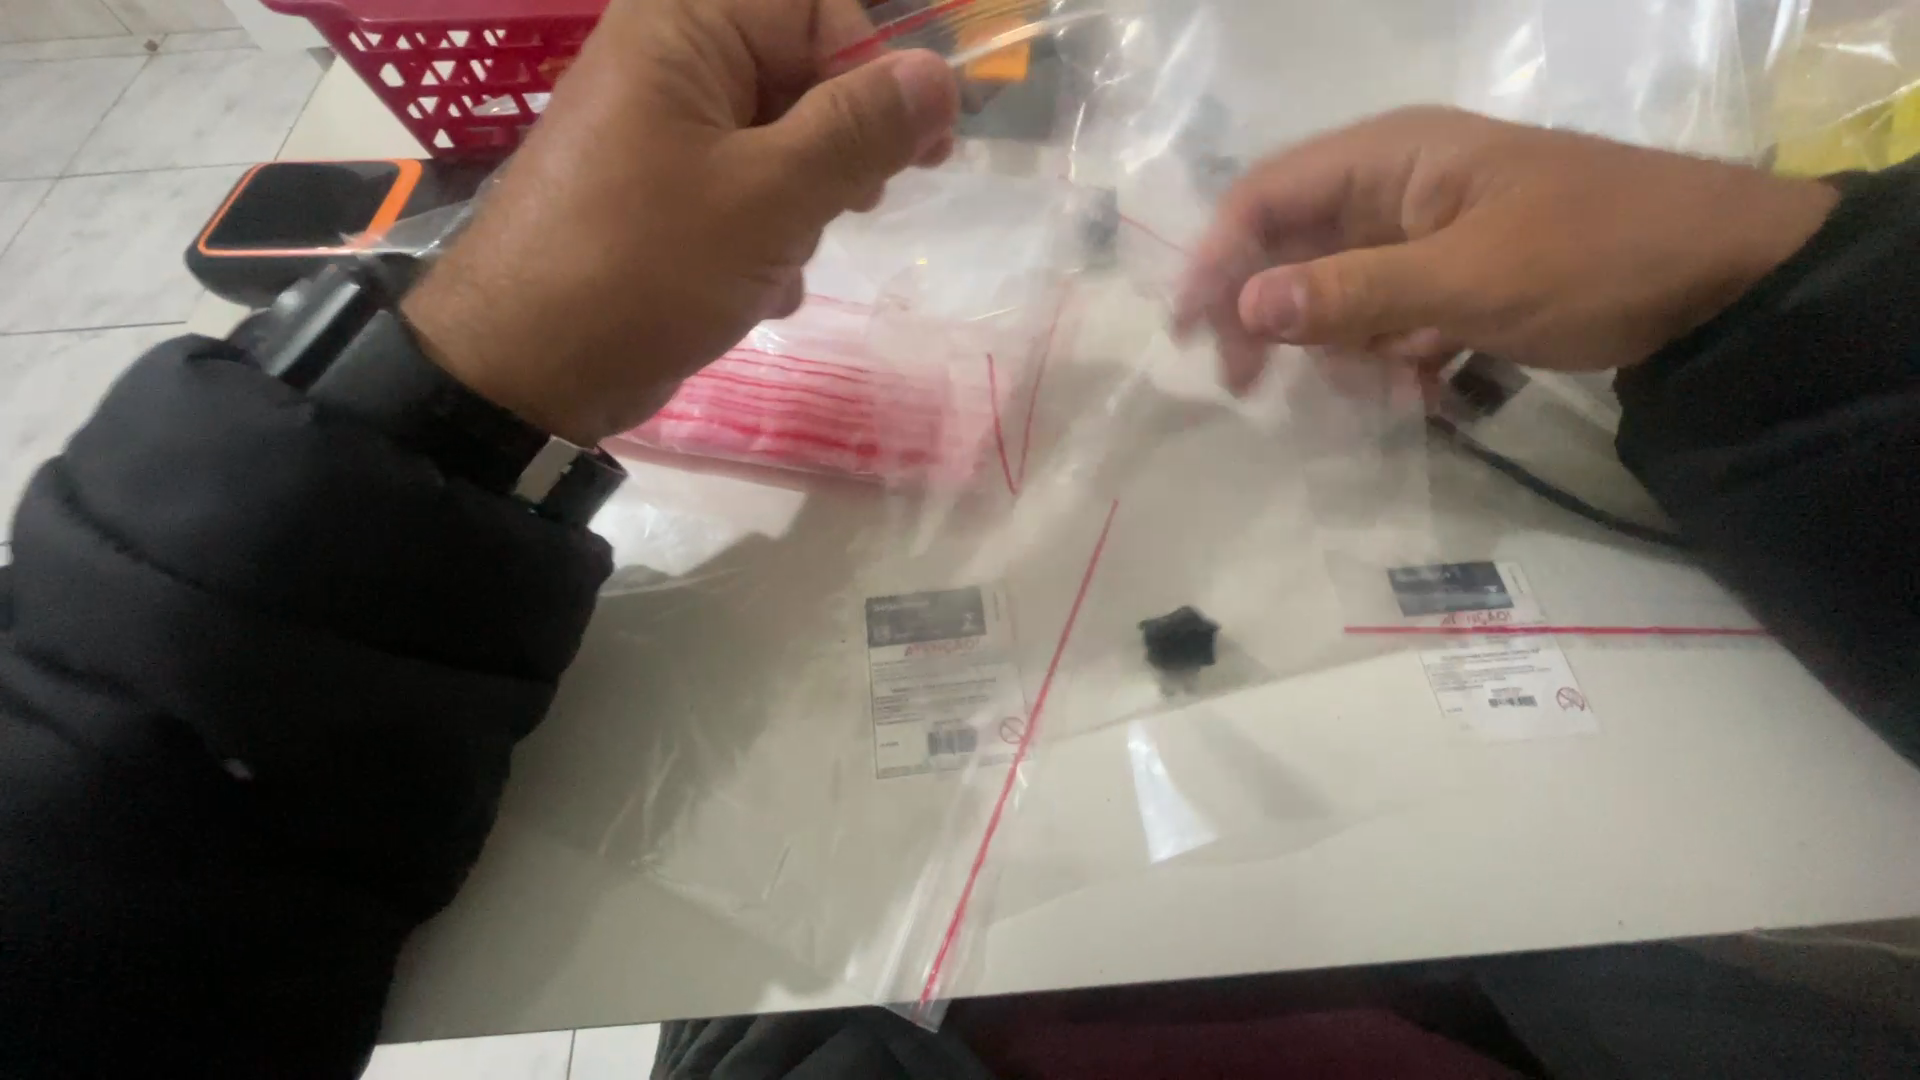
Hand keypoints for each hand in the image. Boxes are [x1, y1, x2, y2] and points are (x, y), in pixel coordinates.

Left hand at [401, 0, 959, 444]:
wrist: (535, 367)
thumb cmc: (650, 265)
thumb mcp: (772, 196)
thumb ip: (860, 131)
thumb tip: (940, 76)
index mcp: (687, 30)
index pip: (818, 9)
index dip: (876, 74)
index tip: (920, 150)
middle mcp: (675, 71)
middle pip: (803, 83)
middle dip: (836, 157)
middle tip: (851, 209)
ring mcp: (668, 143)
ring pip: (784, 155)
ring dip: (804, 213)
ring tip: (780, 260)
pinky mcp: (669, 206)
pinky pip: (749, 204)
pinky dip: (768, 247)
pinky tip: (756, 290)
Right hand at [1176, 107, 1838, 393]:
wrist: (1721, 284)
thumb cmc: (1595, 256)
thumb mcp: (1468, 277)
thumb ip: (1349, 292)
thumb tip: (1244, 308)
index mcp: (1389, 158)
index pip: (1265, 197)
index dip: (1217, 257)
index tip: (1189, 326)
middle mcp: (1385, 191)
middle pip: (1281, 249)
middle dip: (1263, 315)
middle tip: (1243, 380)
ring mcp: (1407, 238)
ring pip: (1321, 295)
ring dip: (1330, 347)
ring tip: (1377, 382)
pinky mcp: (1428, 280)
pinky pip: (1366, 320)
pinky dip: (1374, 357)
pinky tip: (1413, 381)